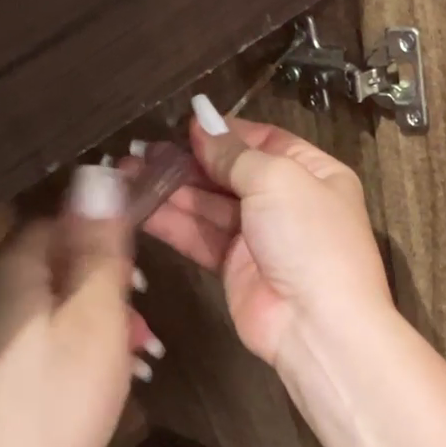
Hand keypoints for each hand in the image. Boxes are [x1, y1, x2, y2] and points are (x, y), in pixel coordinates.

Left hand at [0, 166, 160, 446]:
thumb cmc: (59, 404)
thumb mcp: (97, 319)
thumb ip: (100, 247)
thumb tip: (100, 170)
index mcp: (2, 270)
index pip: (56, 224)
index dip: (105, 240)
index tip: (145, 274)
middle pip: (45, 267)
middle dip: (102, 289)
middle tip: (145, 329)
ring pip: (36, 309)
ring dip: (86, 323)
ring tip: (128, 362)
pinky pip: (20, 344)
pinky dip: (60, 351)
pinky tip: (85, 387)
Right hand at [125, 97, 391, 366]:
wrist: (316, 324)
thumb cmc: (310, 239)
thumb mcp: (278, 180)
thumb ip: (235, 154)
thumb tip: (203, 122)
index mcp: (314, 173)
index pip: (266, 140)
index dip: (225, 131)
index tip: (183, 124)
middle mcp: (289, 202)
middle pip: (232, 172)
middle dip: (190, 161)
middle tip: (143, 149)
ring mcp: (261, 238)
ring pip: (210, 205)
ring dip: (173, 189)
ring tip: (128, 172)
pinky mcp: (235, 269)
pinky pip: (200, 237)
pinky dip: (172, 222)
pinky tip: (139, 206)